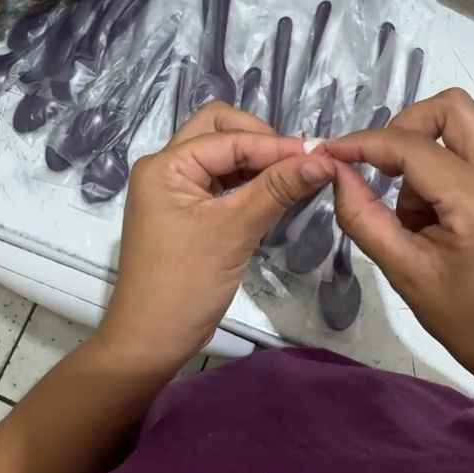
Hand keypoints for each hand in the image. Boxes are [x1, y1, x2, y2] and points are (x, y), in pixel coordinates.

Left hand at [99, 102, 337, 373]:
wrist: (151, 341)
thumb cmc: (184, 284)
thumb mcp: (233, 232)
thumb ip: (277, 190)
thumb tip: (322, 158)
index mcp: (165, 166)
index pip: (228, 138)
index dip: (275, 145)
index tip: (321, 154)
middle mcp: (166, 168)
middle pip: (219, 131)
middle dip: (261, 140)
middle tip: (299, 161)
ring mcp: (176, 190)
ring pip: (222, 156)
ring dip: (258, 161)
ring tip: (297, 175)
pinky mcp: (188, 211)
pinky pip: (222, 182)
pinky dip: (250, 182)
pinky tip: (278, 193)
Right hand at [322, 88, 473, 388]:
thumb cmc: (470, 323)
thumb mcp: (405, 274)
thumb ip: (364, 217)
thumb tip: (336, 170)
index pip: (413, 147)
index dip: (365, 143)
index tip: (332, 152)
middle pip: (452, 107)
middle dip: (406, 126)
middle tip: (382, 167)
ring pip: (464, 127)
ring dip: (427, 153)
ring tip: (418, 217)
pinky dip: (447, 170)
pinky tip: (441, 220)